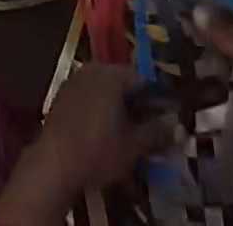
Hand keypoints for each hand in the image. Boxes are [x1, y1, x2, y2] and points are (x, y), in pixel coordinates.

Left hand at [29, 64, 177, 190]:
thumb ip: (156, 131)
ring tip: (128, 131)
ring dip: (117, 105)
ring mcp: (75, 80)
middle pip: (122, 81)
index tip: (164, 120)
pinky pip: (89, 94)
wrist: (54, 163)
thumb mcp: (132, 145)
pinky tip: (103, 129)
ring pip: (105, 88)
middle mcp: (92, 70)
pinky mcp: (63, 94)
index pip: (141, 80)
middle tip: (147, 128)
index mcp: (111, 75)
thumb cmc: (97, 151)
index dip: (155, 100)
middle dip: (136, 102)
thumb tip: (178, 125)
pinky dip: (99, 106)